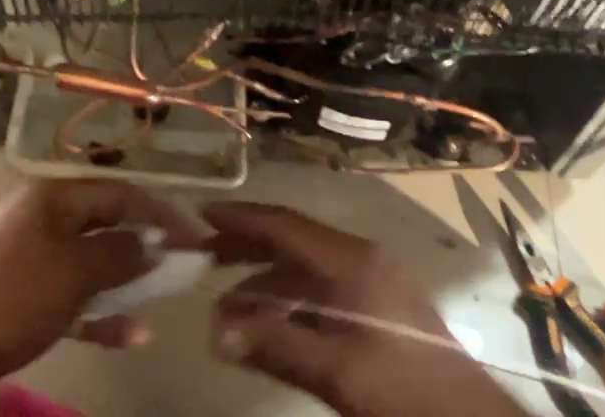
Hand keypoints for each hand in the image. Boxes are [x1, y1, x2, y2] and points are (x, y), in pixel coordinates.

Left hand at [0, 178, 204, 379]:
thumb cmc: (14, 297)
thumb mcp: (75, 272)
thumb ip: (120, 254)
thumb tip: (154, 243)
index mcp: (52, 198)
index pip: (118, 192)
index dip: (159, 211)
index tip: (195, 236)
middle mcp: (42, 218)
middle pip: (105, 223)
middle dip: (144, 245)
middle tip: (182, 267)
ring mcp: (30, 255)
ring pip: (91, 261)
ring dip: (126, 281)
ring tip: (160, 299)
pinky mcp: (23, 293)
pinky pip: (72, 294)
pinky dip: (99, 311)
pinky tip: (131, 336)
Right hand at [204, 202, 522, 416]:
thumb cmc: (404, 390)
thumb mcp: (336, 373)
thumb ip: (275, 347)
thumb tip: (215, 333)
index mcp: (350, 260)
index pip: (284, 224)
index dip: (240, 218)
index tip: (200, 213)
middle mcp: (361, 258)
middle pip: (292, 239)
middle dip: (247, 245)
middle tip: (204, 256)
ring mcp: (374, 280)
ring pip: (306, 267)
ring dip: (266, 280)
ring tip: (227, 305)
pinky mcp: (380, 305)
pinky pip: (323, 288)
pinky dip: (290, 300)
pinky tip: (270, 325)